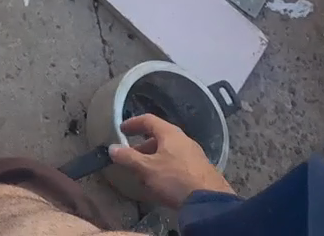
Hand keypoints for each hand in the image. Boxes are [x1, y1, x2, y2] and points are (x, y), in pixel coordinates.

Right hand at [107, 113, 233, 209]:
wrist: (211, 203)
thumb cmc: (175, 180)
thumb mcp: (147, 169)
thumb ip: (128, 158)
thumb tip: (112, 148)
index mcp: (170, 133)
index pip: (148, 120)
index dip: (133, 123)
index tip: (122, 129)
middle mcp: (184, 139)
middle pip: (159, 136)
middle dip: (143, 146)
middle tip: (132, 155)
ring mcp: (195, 155)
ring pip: (170, 151)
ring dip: (155, 158)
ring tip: (146, 173)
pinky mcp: (203, 170)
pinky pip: (179, 162)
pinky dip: (167, 167)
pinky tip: (164, 183)